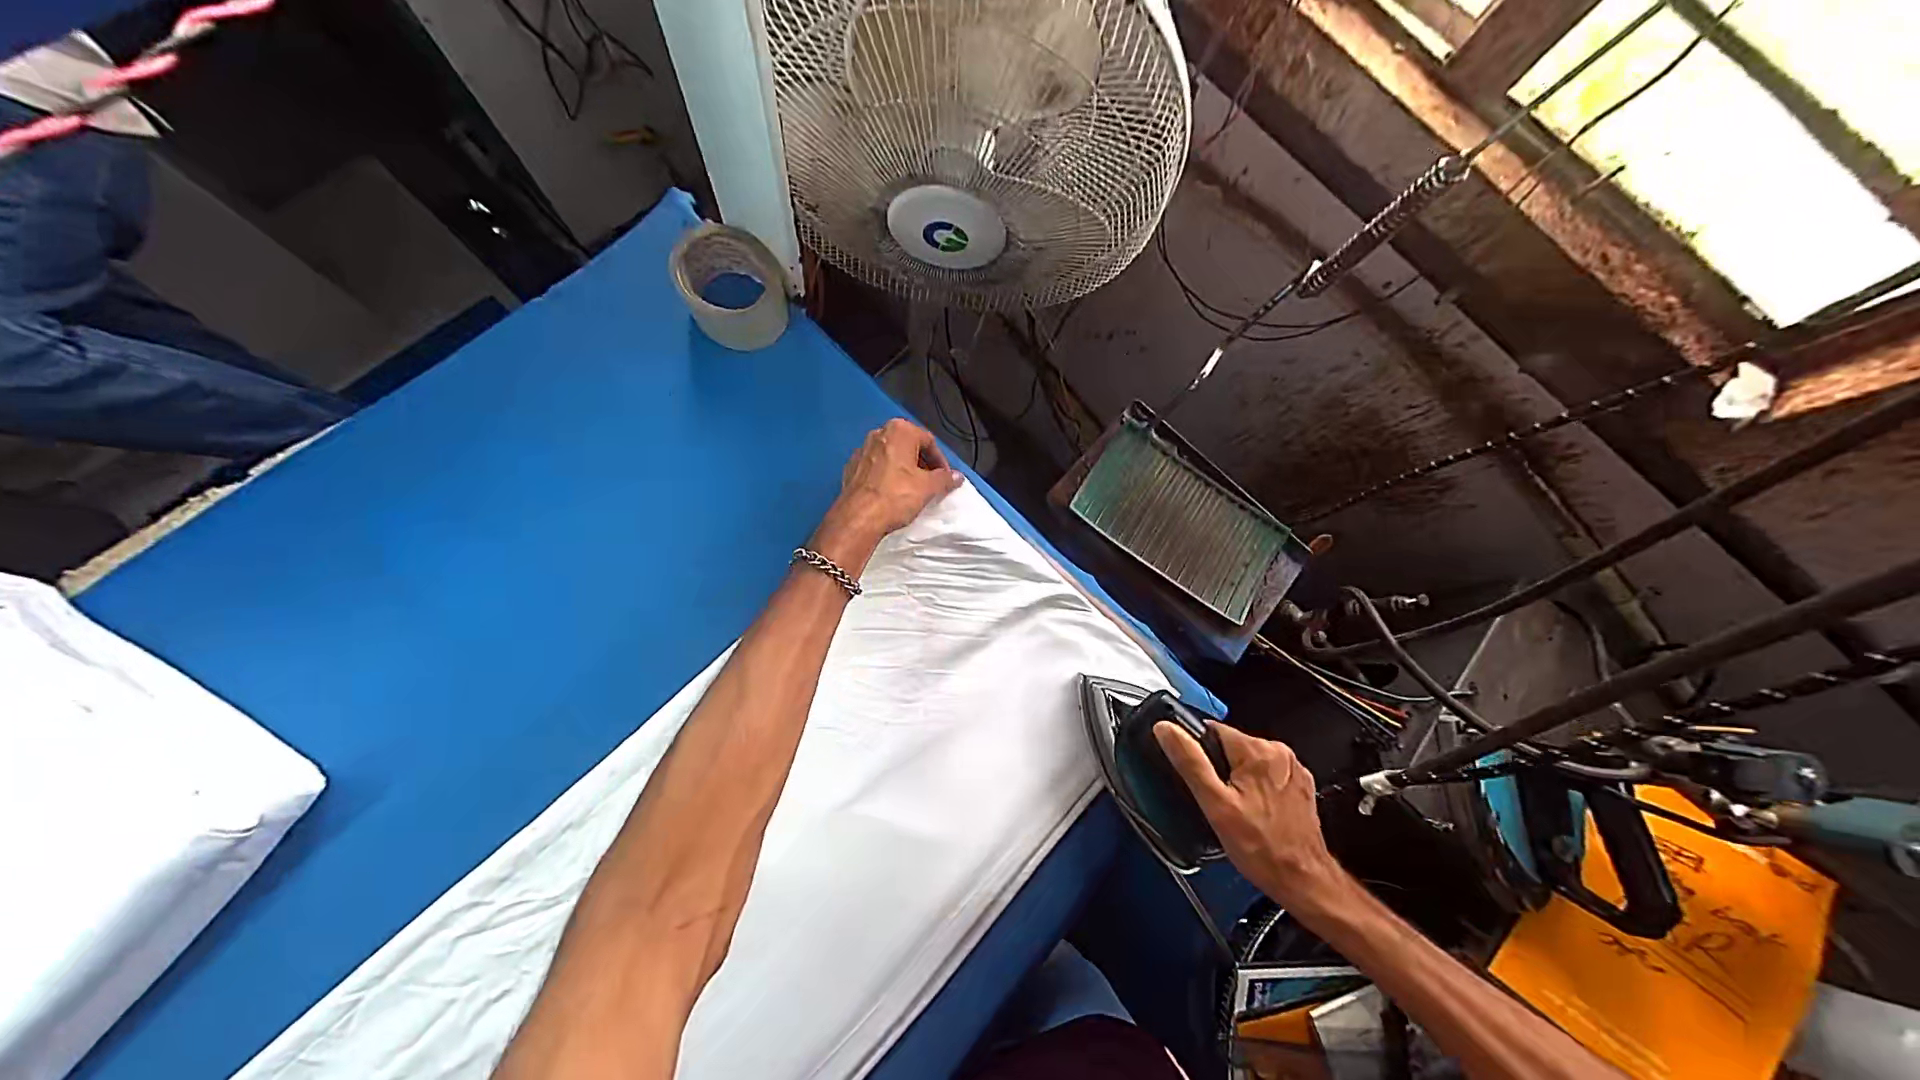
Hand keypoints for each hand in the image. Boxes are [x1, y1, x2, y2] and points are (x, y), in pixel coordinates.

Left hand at [811, 419, 961, 572]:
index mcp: (900, 430)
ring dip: (904, 469)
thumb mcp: (928, 488)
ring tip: (912, 489)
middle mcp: (878, 434)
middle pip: (908, 446)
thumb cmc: (896, 496)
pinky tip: (891, 493)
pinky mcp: (851, 467)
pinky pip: (876, 467)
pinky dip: (886, 476)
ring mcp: (862, 450)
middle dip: (921, 463)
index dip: (941, 461)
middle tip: (931, 483)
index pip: (929, 441)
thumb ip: (945, 479)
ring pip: (890, 456)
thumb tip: (957, 476)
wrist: (858, 518)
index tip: (945, 478)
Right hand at [1154, 720, 1346, 911]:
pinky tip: (1258, 814)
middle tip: (1223, 802)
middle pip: (1231, 746)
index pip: (1213, 730)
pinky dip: (1258, 789)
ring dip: (1239, 781)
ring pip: (1248, 761)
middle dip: (1221, 770)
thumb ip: (1189, 761)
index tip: (1205, 781)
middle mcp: (1280, 753)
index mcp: (1258, 751)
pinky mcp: (1300, 785)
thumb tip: (1167, 730)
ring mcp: (1293, 769)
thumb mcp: (1214, 804)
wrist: (1303, 880)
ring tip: (1241, 811)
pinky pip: (1267, 775)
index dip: (1201, 754)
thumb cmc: (1262, 848)